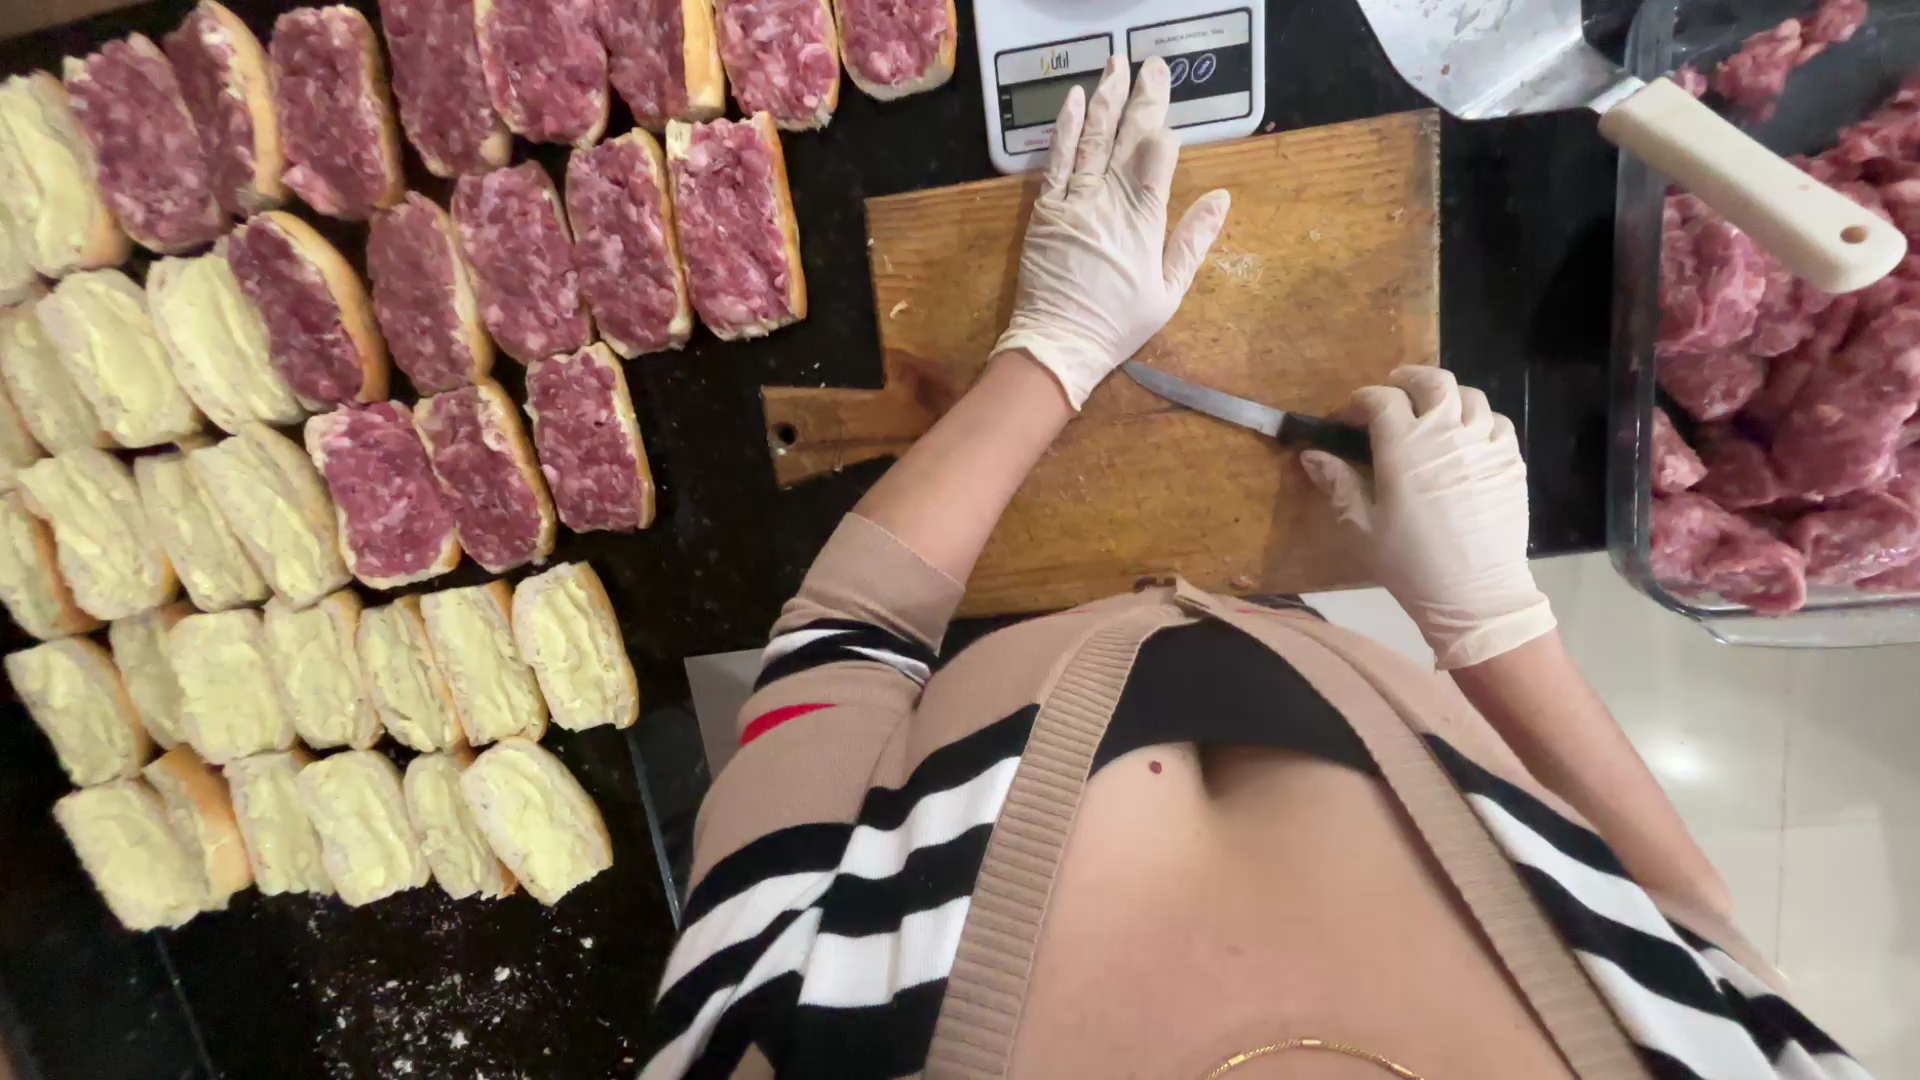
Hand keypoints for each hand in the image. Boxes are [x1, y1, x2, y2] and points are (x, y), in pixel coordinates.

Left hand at [992, 56, 1230, 409]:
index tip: (1169, 116)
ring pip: (1093, 141)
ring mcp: (1075, 202)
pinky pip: (1056, 162)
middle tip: (1153, 65)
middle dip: (1143, 99)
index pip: (1158, 157)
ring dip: (1106, 100)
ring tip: (1117, 65)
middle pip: (1129, 139)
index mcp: (1145, 221)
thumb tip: (1221, 198)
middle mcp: (1110, 201)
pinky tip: (1073, 99)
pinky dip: (1064, 129)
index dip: (1164, 133)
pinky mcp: (1045, 211)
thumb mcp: (1168, 293)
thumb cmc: (1116, 325)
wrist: (1059, 344)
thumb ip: (1192, 243)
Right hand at [1300, 367, 1555, 669]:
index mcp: (1405, 447)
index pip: (1382, 400)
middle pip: (1433, 382)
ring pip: (1470, 397)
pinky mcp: (1510, 461)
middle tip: (1392, 390)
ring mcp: (1486, 444)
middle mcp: (1448, 434)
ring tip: (1430, 412)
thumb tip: (1311, 455)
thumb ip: (1337, 483)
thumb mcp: (1360, 525)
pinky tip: (1464, 438)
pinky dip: (1476, 419)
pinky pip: (1496, 423)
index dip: (1361, 400)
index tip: (1348, 415)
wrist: (1473, 592)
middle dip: (1408, 379)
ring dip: (1444, 396)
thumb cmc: (1407, 560)